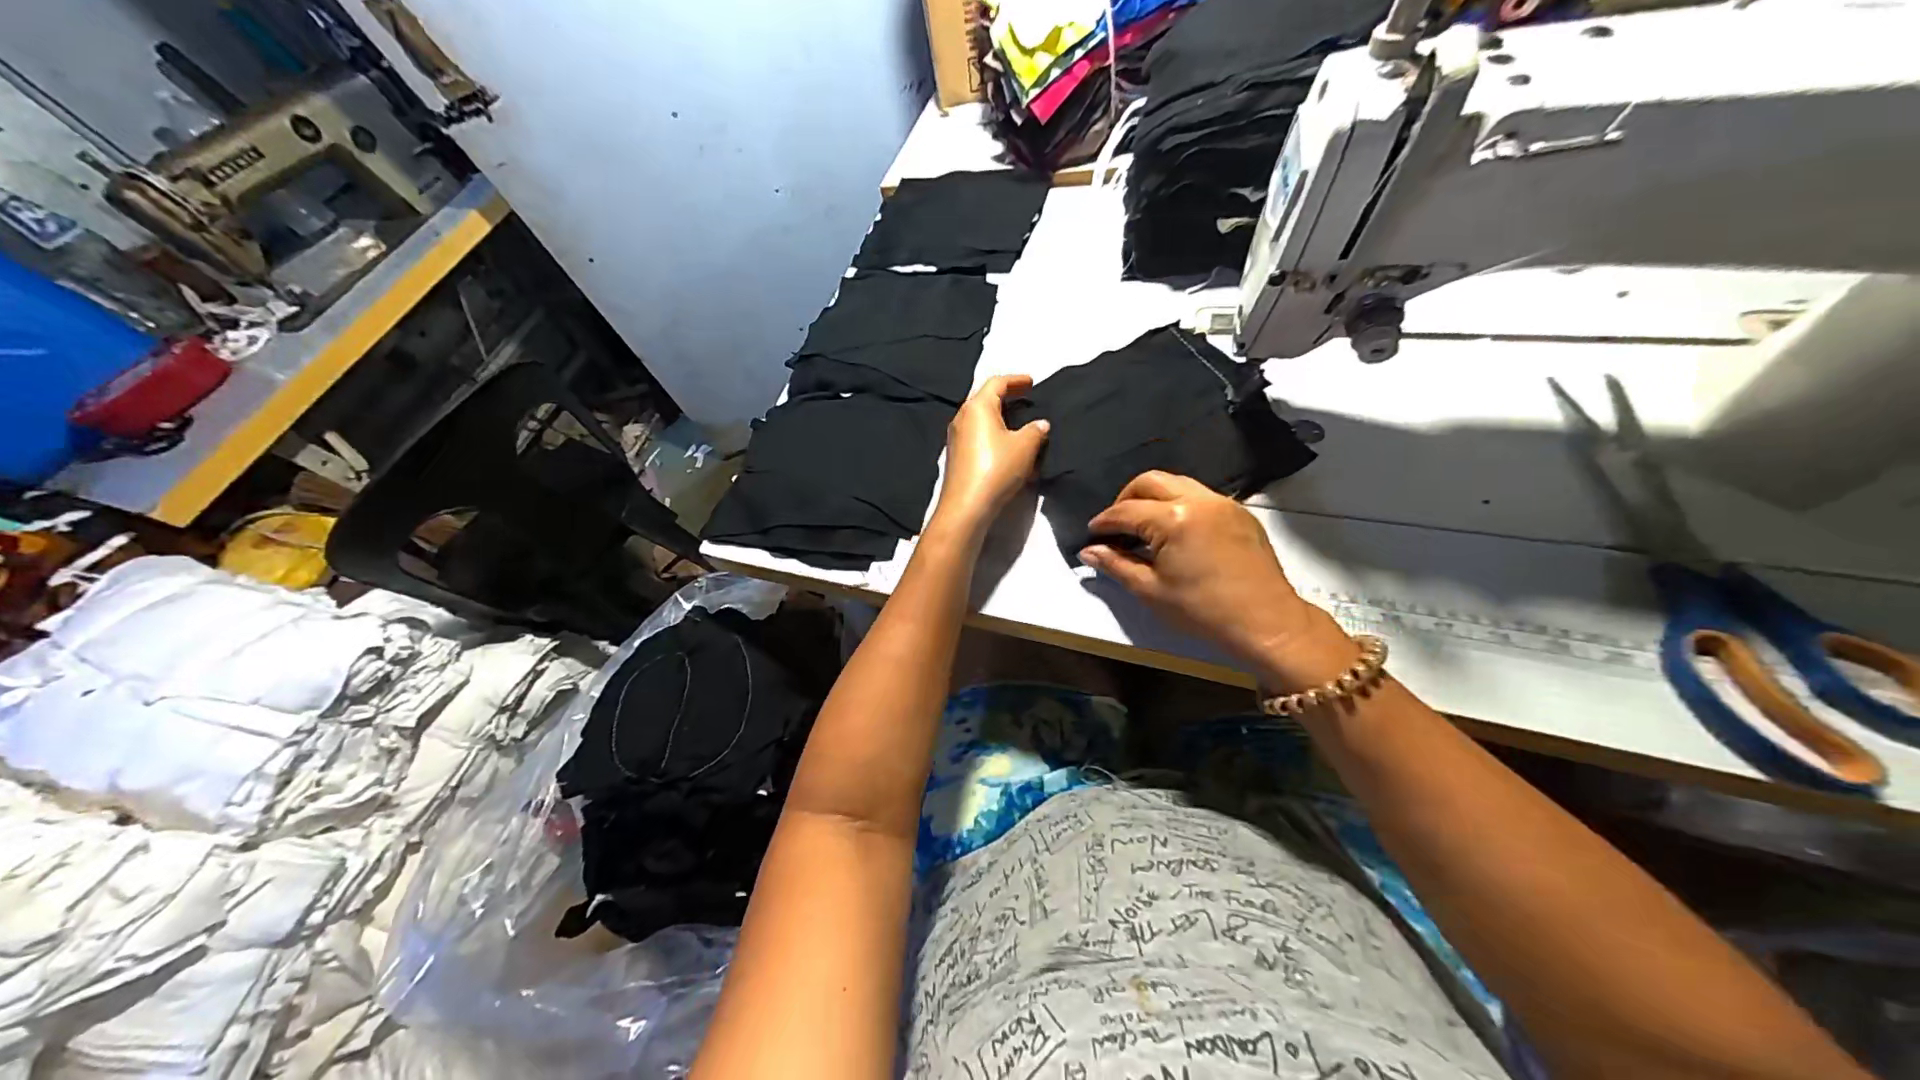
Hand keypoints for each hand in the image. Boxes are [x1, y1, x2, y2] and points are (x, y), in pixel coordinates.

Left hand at [931, 375, 1049, 534]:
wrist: (967, 506)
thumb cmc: (996, 469)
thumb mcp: (1025, 447)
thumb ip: (1036, 430)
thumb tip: (1040, 424)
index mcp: (977, 407)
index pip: (997, 383)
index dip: (1016, 380)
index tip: (1031, 382)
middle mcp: (962, 417)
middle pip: (984, 398)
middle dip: (1006, 396)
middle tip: (1025, 398)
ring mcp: (956, 437)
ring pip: (980, 418)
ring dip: (999, 416)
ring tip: (1019, 421)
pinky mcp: (957, 456)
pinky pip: (977, 435)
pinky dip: (992, 432)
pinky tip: (1006, 443)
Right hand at [1078, 471, 1354, 687]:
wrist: (1265, 622)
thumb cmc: (1203, 611)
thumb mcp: (1151, 591)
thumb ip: (1116, 565)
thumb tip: (1089, 551)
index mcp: (1173, 519)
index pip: (1126, 511)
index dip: (1104, 522)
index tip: (1092, 534)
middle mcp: (1198, 500)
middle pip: (1150, 481)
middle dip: (1126, 498)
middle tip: (1116, 525)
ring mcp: (1222, 503)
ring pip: (1177, 483)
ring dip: (1154, 497)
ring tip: (1143, 525)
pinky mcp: (1240, 513)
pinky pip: (1201, 495)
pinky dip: (1180, 503)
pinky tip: (1175, 530)